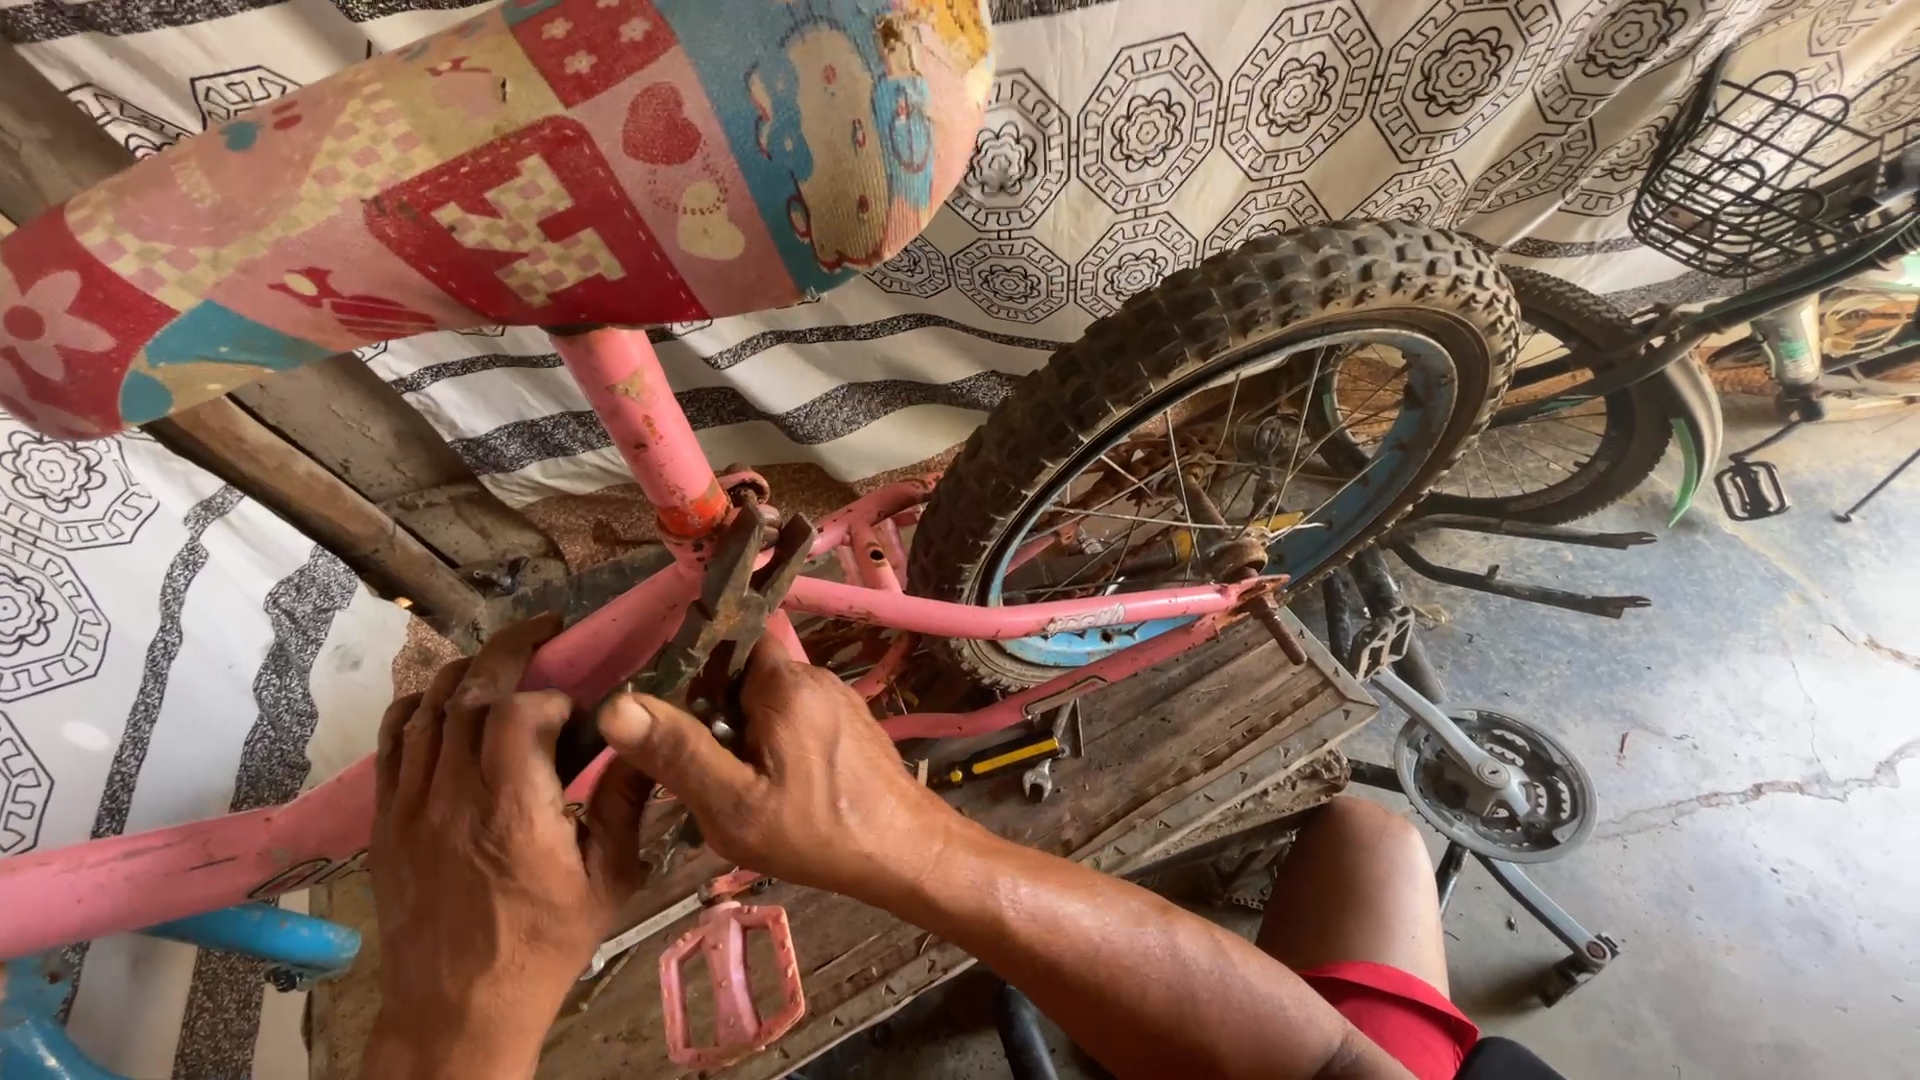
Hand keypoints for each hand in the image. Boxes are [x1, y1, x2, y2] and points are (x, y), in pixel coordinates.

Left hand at [363, 614, 650, 1077]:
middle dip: (510, 650)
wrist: (459, 1006)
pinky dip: (418, 706)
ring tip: (503, 659)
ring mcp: (410, 807)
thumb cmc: (547, 940)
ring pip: (425, 708)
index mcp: (513, 812)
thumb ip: (625, 800)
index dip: (551, 694)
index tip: (579, 710)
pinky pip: (392, 742)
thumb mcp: (610, 876)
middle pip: (466, 694)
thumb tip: (644, 736)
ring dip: (466, 672)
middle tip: (547, 631)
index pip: (515, 713)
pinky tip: (448, 699)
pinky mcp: (387, 821)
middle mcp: (453, 798)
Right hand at [599, 642, 962, 901]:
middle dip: (718, 711)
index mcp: (785, 683)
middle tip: (705, 765)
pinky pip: (798, 718)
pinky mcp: (851, 723)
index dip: (694, 671)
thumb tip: (617, 706)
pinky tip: (777, 788)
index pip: (729, 644)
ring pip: (772, 700)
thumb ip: (679, 753)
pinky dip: (778, 742)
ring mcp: (838, 699)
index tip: (672, 715)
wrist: (904, 854)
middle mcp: (814, 677)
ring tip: (738, 784)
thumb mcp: (734, 805)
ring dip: (748, 731)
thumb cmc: (817, 831)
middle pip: (746, 675)